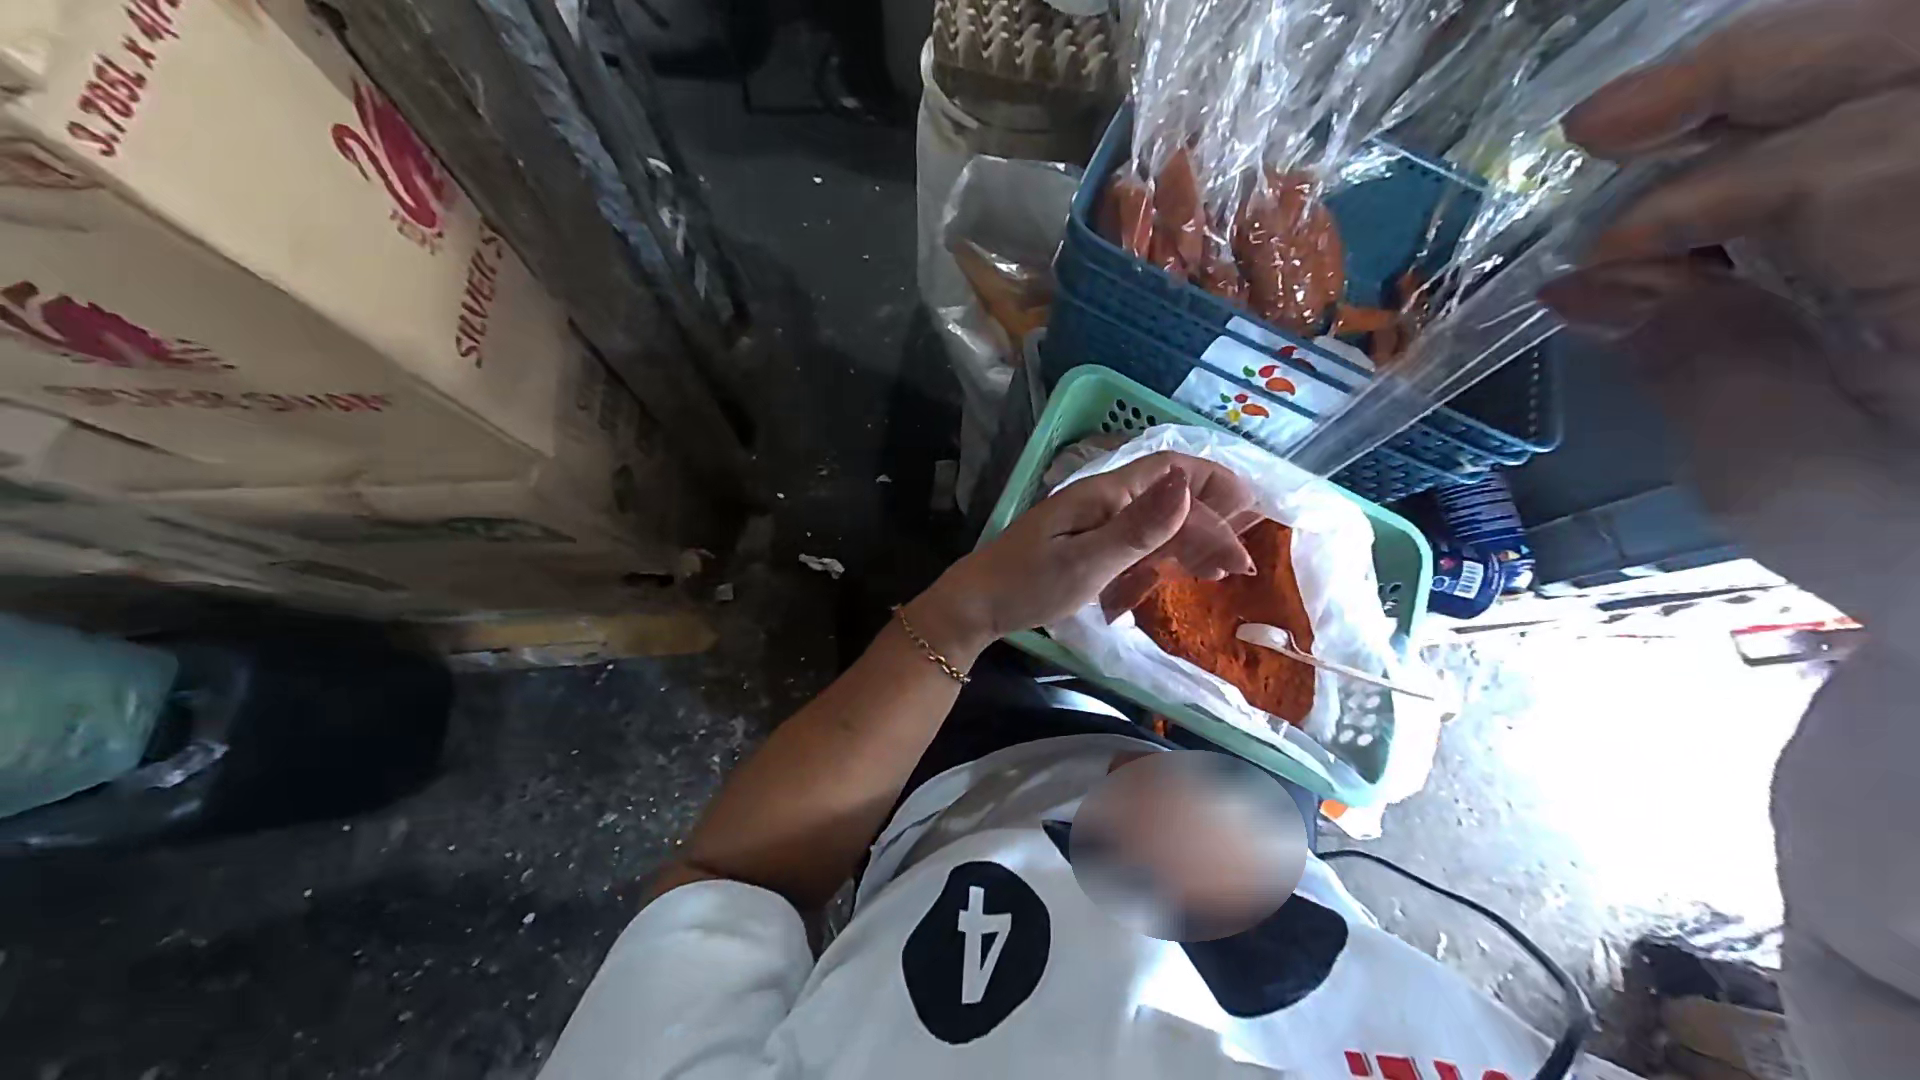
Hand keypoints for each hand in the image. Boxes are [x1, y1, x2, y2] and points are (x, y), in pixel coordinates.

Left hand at [910, 452, 1257, 660]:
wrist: (978, 605)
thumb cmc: (1028, 584)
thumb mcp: (1087, 561)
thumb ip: (1139, 527)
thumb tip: (1188, 485)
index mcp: (1105, 493)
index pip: (1171, 471)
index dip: (1214, 485)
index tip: (1250, 517)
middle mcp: (1104, 501)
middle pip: (1169, 498)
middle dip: (1210, 523)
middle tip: (1240, 564)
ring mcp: (1096, 524)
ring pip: (1157, 522)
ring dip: (1192, 541)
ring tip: (1222, 571)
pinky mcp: (1089, 547)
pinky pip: (1138, 544)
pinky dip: (1165, 556)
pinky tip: (1181, 573)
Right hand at [1537, 0, 1919, 632]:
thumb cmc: (1906, 550)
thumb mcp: (1783, 478)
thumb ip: (1699, 364)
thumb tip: (1586, 287)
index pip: (1858, 175)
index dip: (1704, 203)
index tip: (1591, 265)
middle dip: (1748, 81)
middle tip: (1600, 124)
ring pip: (1919, 74)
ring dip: (1774, 85)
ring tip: (1642, 121)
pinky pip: (1896, 129)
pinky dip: (1804, 129)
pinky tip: (1715, 162)